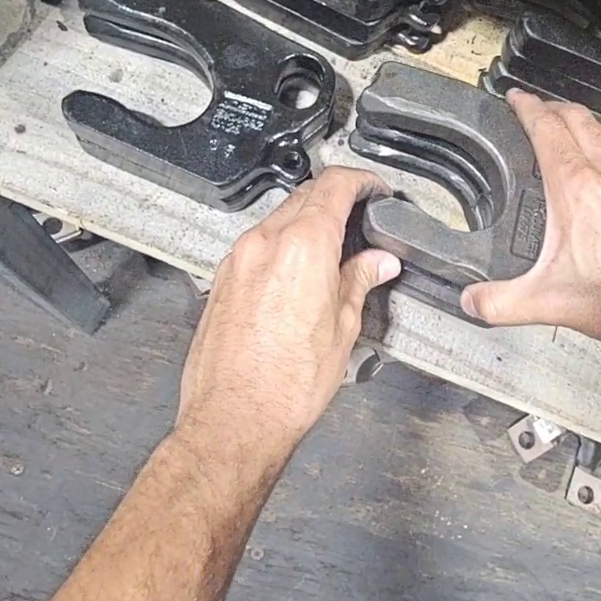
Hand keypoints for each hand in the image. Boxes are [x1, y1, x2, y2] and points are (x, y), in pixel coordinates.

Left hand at [177, 168, 399, 466]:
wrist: (234, 419)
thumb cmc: (286, 385)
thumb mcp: (342, 328)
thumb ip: (359, 281)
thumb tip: (378, 263)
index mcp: (302, 247)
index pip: (334, 187)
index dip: (360, 181)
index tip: (373, 189)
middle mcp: (264, 243)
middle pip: (304, 196)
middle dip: (335, 198)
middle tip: (359, 215)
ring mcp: (238, 260)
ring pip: (278, 219)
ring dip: (306, 221)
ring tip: (332, 248)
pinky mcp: (222, 279)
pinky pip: (257, 244)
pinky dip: (282, 243)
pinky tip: (298, 271)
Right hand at [460, 92, 600, 350]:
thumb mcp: (551, 303)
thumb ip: (502, 302)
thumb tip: (471, 302)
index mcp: (576, 187)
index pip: (546, 129)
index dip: (528, 107)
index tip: (517, 97)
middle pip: (581, 120)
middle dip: (556, 108)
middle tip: (542, 109)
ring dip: (590, 124)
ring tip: (578, 128)